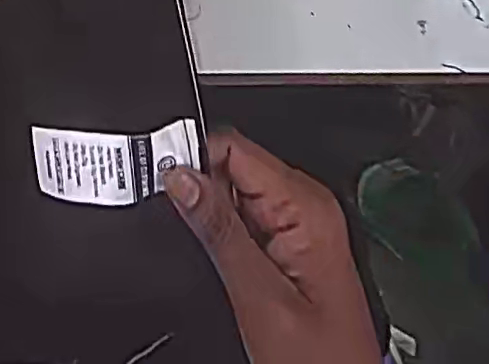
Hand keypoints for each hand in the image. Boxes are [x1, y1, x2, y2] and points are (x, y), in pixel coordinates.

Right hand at [165, 131, 377, 363]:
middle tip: (191, 233)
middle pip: (232, 163)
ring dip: (211, 213)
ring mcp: (299, 220)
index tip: (168, 185)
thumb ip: (217, 229)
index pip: (233, 146)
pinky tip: (224, 260)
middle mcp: (306, 202)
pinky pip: (244, 213)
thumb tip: (179, 175)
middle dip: (201, 189)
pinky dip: (224, 230)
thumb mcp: (259, 298)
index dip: (194, 160)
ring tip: (214, 258)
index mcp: (305, 204)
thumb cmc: (320, 363)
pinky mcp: (290, 238)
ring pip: (233, 189)